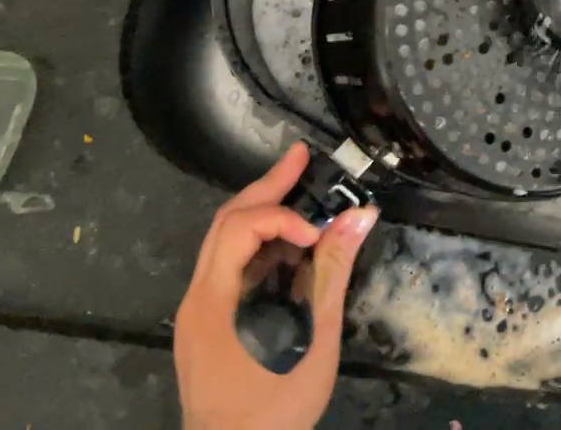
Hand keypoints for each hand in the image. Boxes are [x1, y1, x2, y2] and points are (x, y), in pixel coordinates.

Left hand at [174, 143, 377, 429]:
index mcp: (215, 301)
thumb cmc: (275, 406)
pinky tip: (288, 241)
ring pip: (225, 242)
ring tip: (297, 185)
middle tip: (302, 157)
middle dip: (267, 186)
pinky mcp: (208, 324)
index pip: (242, 228)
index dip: (282, 217)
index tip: (320, 231)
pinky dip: (260, 242)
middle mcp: (198, 298)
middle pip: (227, 223)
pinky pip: (230, 267)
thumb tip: (362, 215)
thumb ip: (333, 272)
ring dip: (263, 210)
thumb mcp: (313, 341)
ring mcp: (200, 311)